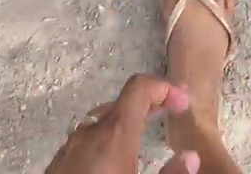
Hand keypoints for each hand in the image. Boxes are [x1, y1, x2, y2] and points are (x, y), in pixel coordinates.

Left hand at [42, 74, 200, 173]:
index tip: (183, 102)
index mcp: (114, 133)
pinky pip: (86, 139)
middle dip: (148, 104)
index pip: (140, 87)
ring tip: (143, 138)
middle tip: (170, 113)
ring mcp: (71, 145)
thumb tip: (191, 157)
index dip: (164, 87)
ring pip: (102, 120)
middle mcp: (91, 131)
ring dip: (126, 122)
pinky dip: (105, 139)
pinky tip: (111, 164)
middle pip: (122, 102)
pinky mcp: (58, 162)